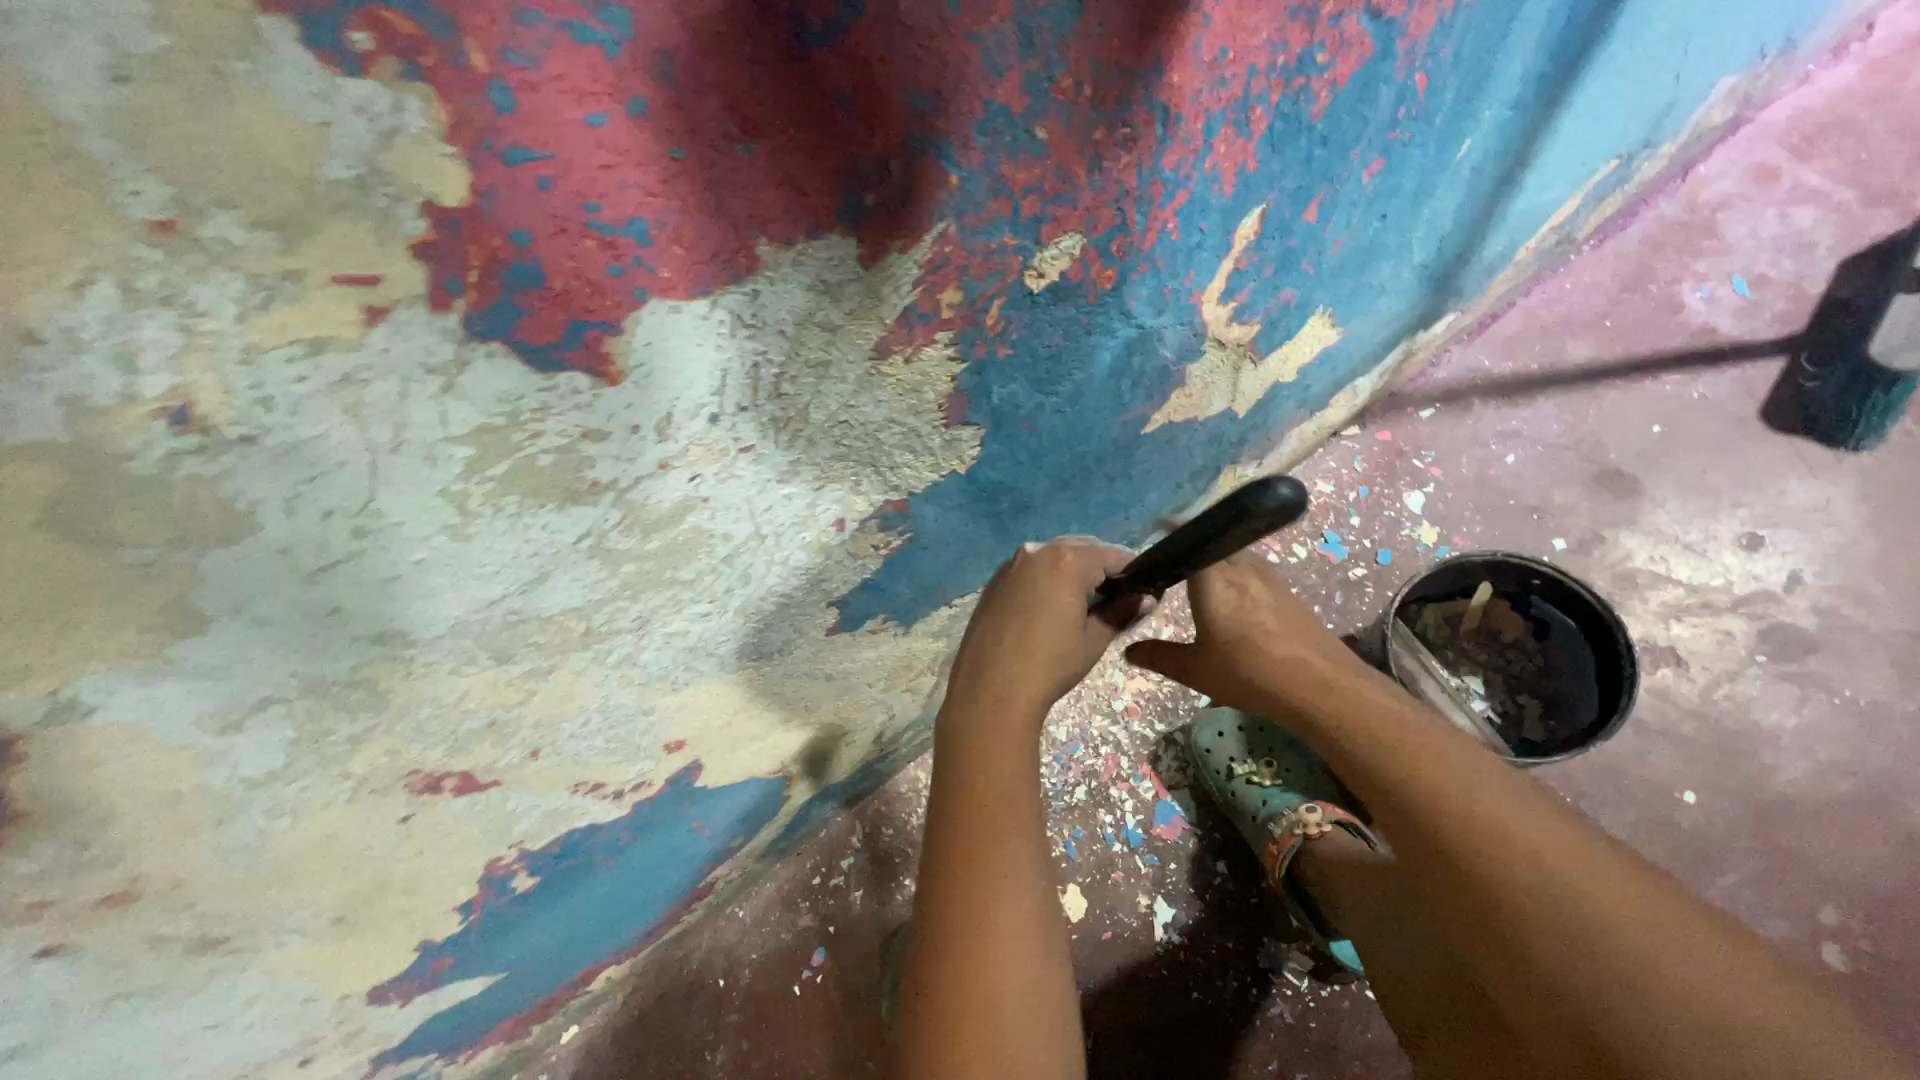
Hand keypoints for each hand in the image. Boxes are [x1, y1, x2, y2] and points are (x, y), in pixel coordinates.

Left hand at [943, 537, 1153, 724]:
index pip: (1112, 555)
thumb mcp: (1093, 639)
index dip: (1132, 571)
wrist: (990, 690)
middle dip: (1101, 567)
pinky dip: (1047, 578)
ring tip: (1084, 602)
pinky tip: (1051, 606)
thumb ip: (1121, 611)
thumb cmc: (1051, 664)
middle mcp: (1037, 550)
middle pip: (1081, 549)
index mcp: (1067, 560)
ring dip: (1073, 570)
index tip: (1144, 589)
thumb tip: (1145, 599)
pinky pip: (1030, 569)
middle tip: (1115, 596)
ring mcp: (1011, 564)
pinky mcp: (994, 581)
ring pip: (1053, 556)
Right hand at [1124, 550, 1370, 713]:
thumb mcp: (1195, 670)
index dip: (1168, 529)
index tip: (1153, 531)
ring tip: (1199, 582)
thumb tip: (1129, 651)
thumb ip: (1159, 656)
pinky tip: (1232, 603)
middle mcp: (1240, 565)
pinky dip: (1236, 577)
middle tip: (1172, 565)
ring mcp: (1269, 576)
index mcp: (1212, 576)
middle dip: (1192, 547)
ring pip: (1235, 556)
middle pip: (1212, 542)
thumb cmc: (1249, 672)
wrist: (1320, 686)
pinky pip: (1252, 571)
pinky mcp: (1287, 591)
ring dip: (1217, 561)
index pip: (1187, 535)